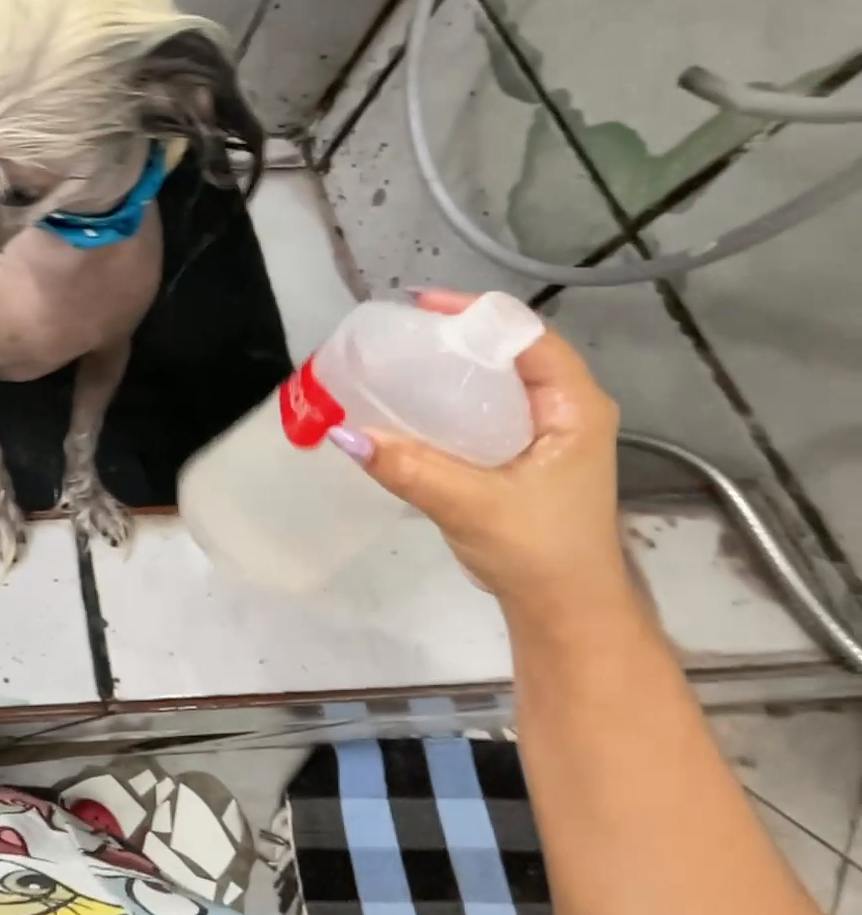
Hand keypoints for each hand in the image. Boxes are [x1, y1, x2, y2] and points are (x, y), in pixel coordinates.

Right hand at [332, 290, 629, 613]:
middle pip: (506, 352)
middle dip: (450, 338)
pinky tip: (407, 408)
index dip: (472, 312)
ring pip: (492, 382)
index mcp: (573, 407)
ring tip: (391, 364)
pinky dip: (444, 401)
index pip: (526, 335)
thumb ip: (409, 467)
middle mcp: (562, 410)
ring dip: (445, 370)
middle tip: (392, 336)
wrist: (564, 607)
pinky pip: (479, 411)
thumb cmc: (537, 549)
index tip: (416, 306)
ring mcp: (542, 434)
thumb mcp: (471, 504)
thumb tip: (341, 433)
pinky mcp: (519, 457)